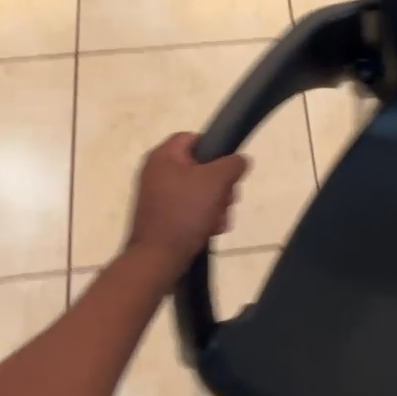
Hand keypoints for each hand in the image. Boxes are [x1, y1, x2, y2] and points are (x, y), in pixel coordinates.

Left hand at [124, 133, 249, 277]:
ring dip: (216, 204)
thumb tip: (239, 161)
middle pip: (200, 167)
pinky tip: (211, 229)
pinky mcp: (161, 216)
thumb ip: (233, 164)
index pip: (194, 138)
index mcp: (163, 156)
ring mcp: (157, 196)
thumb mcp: (216, 181)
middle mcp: (157, 172)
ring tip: (219, 220)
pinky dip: (203, 217)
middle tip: (228, 199)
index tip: (228, 169)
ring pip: (198, 190)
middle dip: (220, 185)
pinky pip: (189, 208)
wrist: (158, 258)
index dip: (215, 150)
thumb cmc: (185, 212)